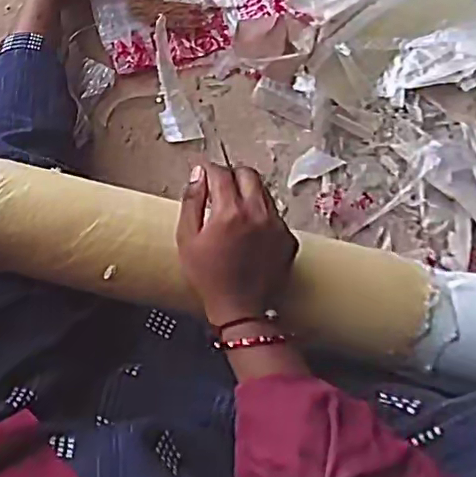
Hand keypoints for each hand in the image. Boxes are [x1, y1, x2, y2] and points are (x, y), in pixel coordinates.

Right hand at [175, 163, 298, 326]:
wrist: (240, 308)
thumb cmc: (208, 275)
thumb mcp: (186, 237)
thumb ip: (191, 201)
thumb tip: (197, 175)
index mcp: (230, 212)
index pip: (221, 173)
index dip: (208, 168)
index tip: (202, 171)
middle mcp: (258, 214)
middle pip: (248, 174)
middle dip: (231, 174)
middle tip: (218, 187)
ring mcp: (277, 226)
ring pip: (264, 192)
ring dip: (247, 193)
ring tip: (232, 211)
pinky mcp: (289, 239)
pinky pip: (274, 213)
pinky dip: (260, 214)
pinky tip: (248, 231)